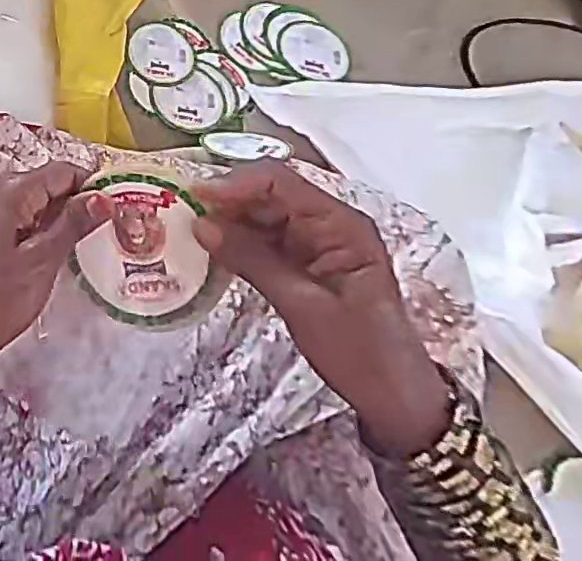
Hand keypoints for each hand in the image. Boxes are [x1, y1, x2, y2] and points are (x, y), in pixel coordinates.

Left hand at [0, 163, 101, 405]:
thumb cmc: (0, 297)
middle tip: (116, 225)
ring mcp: (1, 208)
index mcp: (13, 190)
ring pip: (48, 199)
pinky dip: (55, 226)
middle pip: (56, 182)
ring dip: (71, 215)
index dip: (94, 185)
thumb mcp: (43, 259)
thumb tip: (105, 196)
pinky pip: (36, 214)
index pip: (64, 170)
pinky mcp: (1, 226)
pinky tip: (72, 246)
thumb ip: (74, 223)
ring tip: (100, 237)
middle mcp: (5, 189)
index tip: (121, 206)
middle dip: (85, 200)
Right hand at [194, 163, 453, 455]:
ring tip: (191, 226)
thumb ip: (252, 260)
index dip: (237, 182)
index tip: (198, 194)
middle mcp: (328, 223)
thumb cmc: (360, 352)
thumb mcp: (302, 305)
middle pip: (270, 194)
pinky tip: (214, 247)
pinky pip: (266, 240)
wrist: (396, 400)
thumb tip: (202, 225)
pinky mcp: (305, 261)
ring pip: (264, 216)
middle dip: (229, 199)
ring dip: (230, 219)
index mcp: (340, 223)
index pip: (282, 182)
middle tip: (185, 209)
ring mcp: (316, 242)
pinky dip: (240, 242)